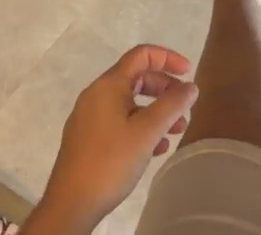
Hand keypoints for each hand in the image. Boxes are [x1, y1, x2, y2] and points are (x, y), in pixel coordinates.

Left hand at [26, 45, 199, 234]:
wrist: (70, 206)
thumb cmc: (111, 161)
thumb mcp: (148, 131)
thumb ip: (173, 105)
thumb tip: (190, 87)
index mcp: (109, 85)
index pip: (142, 55)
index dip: (168, 58)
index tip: (189, 74)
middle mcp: (96, 95)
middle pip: (137, 79)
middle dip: (165, 91)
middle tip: (184, 108)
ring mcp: (89, 119)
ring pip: (130, 104)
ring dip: (155, 113)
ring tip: (175, 132)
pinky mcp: (87, 140)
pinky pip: (119, 123)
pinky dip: (140, 128)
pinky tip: (154, 149)